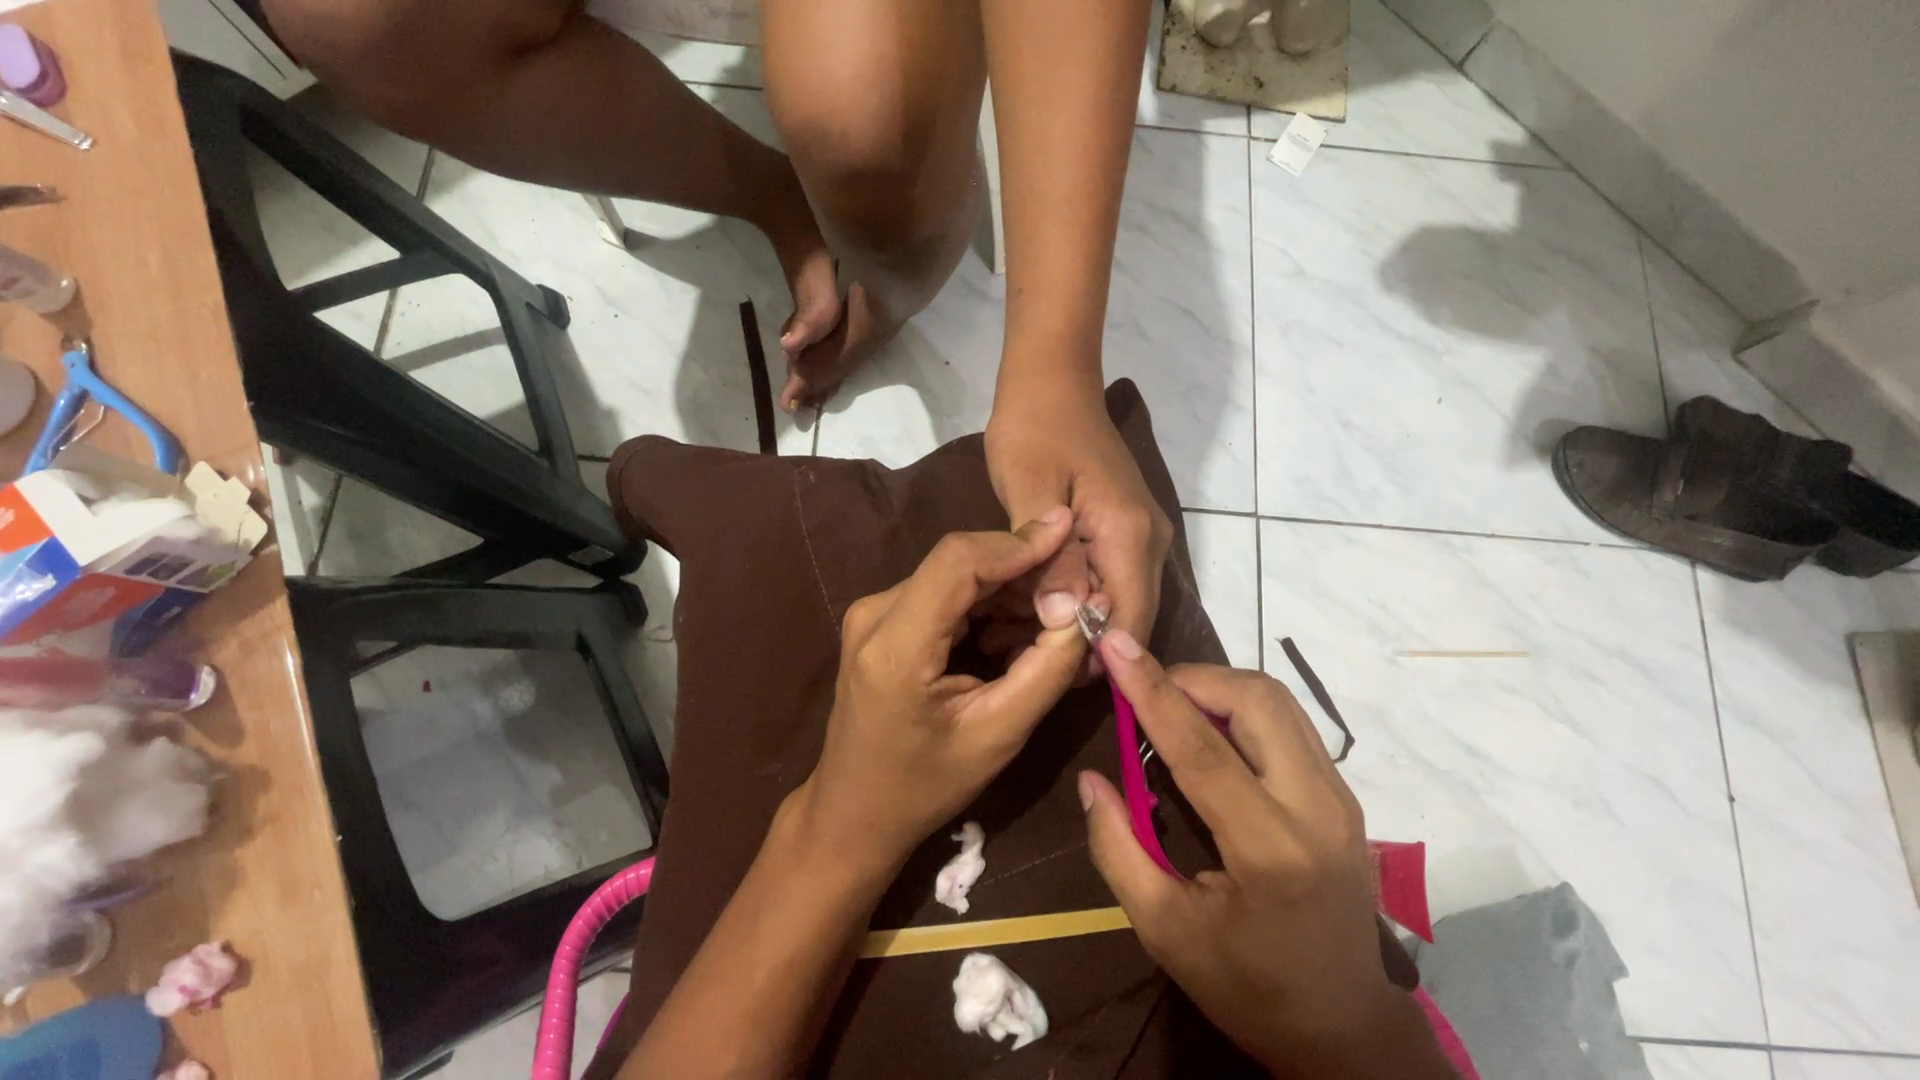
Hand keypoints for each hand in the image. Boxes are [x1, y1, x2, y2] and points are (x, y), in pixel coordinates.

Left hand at [795, 510, 1090, 868]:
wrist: (856, 811)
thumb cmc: (926, 785)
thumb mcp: (998, 734)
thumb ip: (1046, 669)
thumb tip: (1086, 608)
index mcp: (895, 646)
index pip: (959, 560)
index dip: (1017, 542)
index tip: (1068, 532)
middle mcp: (874, 614)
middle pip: (959, 561)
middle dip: (1022, 566)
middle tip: (1076, 588)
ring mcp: (872, 613)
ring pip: (954, 573)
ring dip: (1007, 584)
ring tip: (1056, 611)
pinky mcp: (880, 620)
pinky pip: (942, 592)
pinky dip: (985, 600)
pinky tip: (1019, 622)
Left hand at [984, 384, 1172, 670]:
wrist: (1052, 380)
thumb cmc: (1034, 430)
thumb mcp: (1031, 490)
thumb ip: (1051, 558)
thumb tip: (1067, 621)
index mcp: (1130, 536)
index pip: (1129, 621)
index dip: (1091, 658)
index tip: (1037, 677)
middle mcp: (1147, 543)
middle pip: (1124, 618)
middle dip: (1072, 647)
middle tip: (1009, 660)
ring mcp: (1137, 537)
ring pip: (1111, 603)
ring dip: (1065, 626)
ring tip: (1003, 638)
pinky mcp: (1120, 533)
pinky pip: (1102, 582)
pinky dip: (1067, 601)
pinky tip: (1020, 608)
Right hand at [1077, 633, 1411, 1073]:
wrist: (1342, 1026)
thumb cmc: (1245, 985)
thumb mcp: (1163, 930)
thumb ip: (1118, 847)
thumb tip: (1092, 779)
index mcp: (1267, 850)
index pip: (1201, 747)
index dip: (1152, 689)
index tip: (1115, 642)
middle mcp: (1315, 809)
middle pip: (1257, 700)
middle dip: (1192, 676)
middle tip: (1143, 688)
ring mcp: (1340, 799)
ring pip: (1280, 702)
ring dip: (1219, 687)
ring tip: (1170, 704)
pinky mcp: (1344, 798)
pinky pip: (1292, 725)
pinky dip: (1243, 709)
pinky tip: (1210, 732)